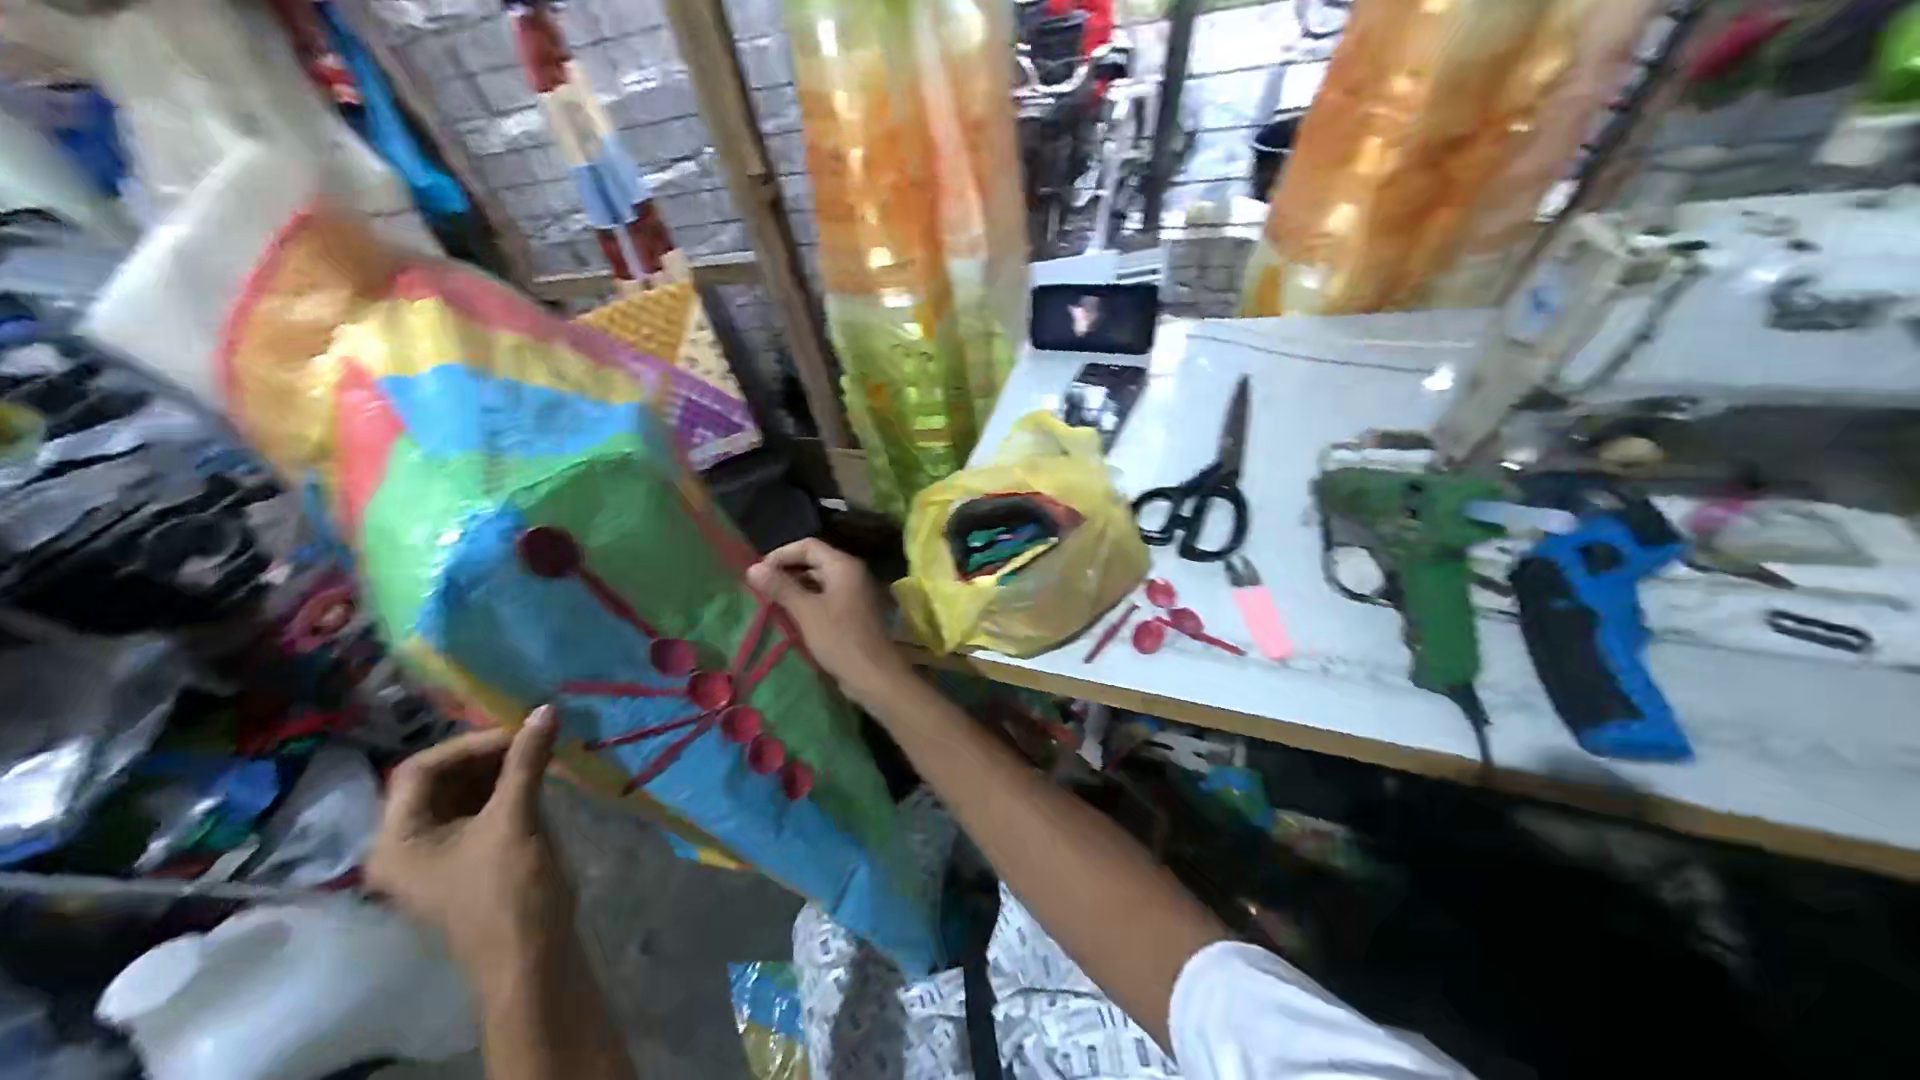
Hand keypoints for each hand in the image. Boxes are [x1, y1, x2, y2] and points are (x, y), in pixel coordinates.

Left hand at [365, 707, 572, 980]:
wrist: (531, 957)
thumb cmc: (508, 891)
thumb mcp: (515, 819)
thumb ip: (527, 761)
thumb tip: (545, 709)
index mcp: (395, 840)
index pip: (420, 770)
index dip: (469, 744)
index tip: (519, 734)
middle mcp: (405, 845)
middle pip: (438, 780)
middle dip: (486, 755)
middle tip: (533, 738)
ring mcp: (437, 855)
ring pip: (462, 793)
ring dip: (499, 769)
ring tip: (541, 752)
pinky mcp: (467, 860)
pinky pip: (479, 811)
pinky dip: (506, 789)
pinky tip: (539, 776)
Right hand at [747, 538, 908, 702]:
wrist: (874, 676)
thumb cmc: (840, 639)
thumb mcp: (806, 612)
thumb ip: (780, 587)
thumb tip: (752, 568)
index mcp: (844, 566)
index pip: (808, 546)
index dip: (781, 554)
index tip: (757, 572)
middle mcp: (852, 573)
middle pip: (814, 561)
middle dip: (786, 571)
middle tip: (760, 587)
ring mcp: (854, 593)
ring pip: (819, 581)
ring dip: (795, 587)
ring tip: (770, 600)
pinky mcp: (853, 612)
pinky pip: (825, 597)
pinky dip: (807, 600)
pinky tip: (789, 614)